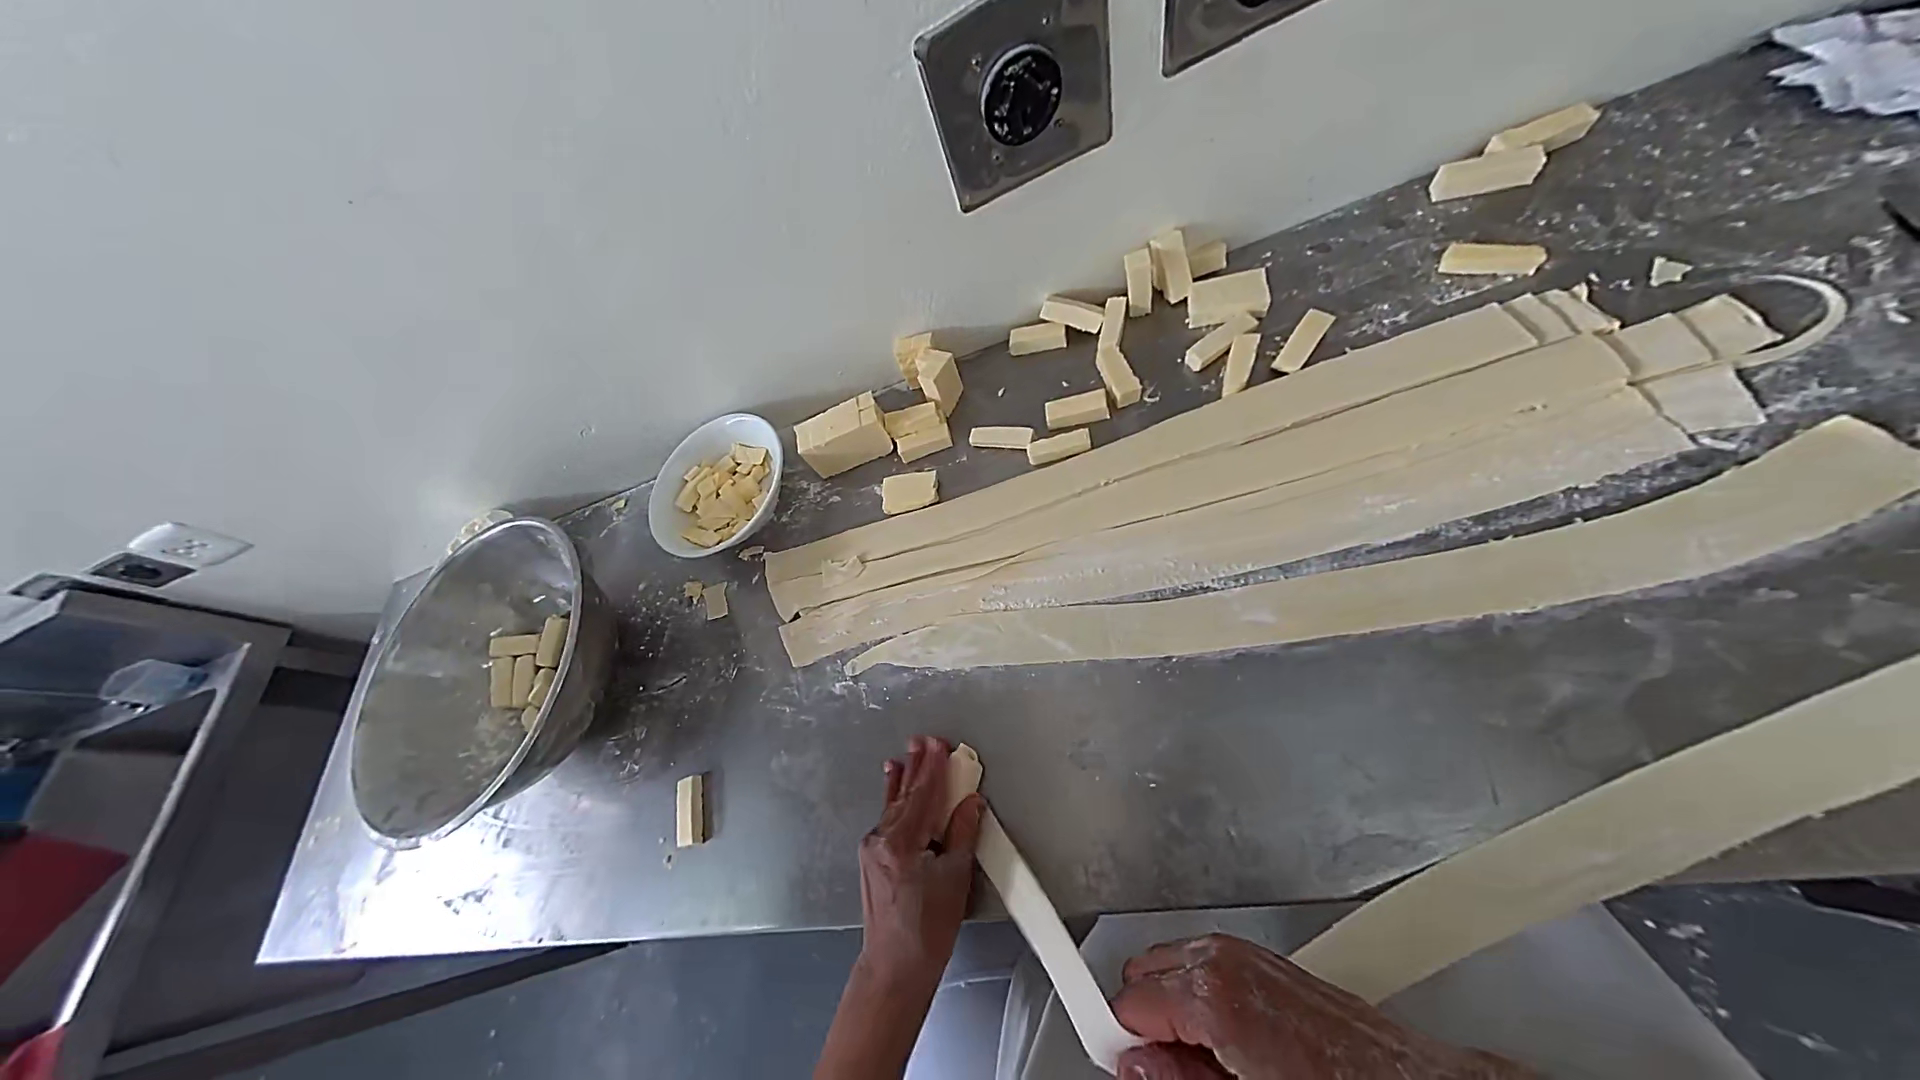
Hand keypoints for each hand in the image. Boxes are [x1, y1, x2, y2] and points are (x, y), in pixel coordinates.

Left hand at [856, 735, 984, 983]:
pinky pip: (886, 818)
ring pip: (894, 805)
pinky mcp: (870, 857)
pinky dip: (894, 799)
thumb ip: (962, 834)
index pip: (924, 795)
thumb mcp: (956, 878)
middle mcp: (881, 840)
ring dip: (905, 779)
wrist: (895, 966)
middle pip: (906, 795)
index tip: (941, 746)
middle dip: (918, 766)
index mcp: (902, 843)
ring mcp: (872, 848)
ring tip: (908, 754)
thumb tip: (970, 804)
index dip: (935, 768)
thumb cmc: (927, 931)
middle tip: (926, 740)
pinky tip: (894, 786)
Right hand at [1111, 935, 1536, 1078]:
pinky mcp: (1257, 954)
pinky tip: (1234, 1041)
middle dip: (1150, 1021)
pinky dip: (1201, 997)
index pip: (1127, 999)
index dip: (1120, 1036)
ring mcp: (1240, 951)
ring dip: (1175, 1009)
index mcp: (1211, 993)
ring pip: (1169, 967)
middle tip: (1180, 1069)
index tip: (1124, 1062)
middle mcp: (1221, 958)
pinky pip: (1201, 965)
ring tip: (1215, 1058)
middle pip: (1143, 975)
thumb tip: (1136, 1067)